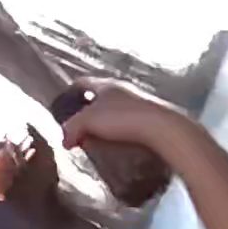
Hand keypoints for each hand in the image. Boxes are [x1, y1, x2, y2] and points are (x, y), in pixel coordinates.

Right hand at [59, 77, 192, 154]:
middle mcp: (122, 90)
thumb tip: (64, 139)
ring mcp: (139, 103)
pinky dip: (119, 132)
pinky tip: (117, 145)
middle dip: (87, 113)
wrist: (164, 130)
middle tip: (78, 129)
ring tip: (97, 140)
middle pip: (98, 98)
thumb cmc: (122, 119)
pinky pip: (128, 123)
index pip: (82, 83)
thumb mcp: (88, 122)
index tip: (63, 107)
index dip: (70, 93)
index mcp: (105, 85)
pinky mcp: (151, 118)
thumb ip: (71, 128)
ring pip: (114, 111)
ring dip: (104, 124)